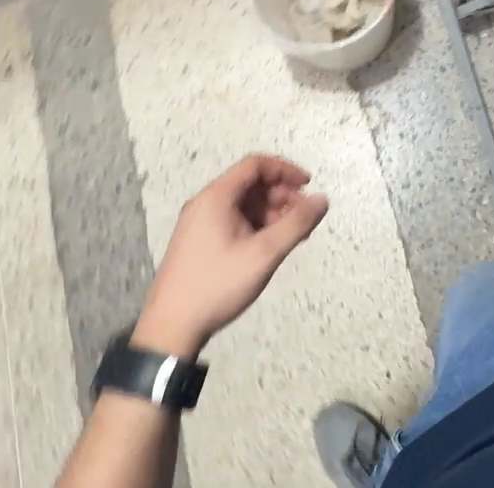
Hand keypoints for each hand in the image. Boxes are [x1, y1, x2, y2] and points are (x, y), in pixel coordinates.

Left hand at [133, 154, 328, 356]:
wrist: (170, 328)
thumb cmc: (218, 285)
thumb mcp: (264, 254)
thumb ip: (297, 224)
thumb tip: (323, 199)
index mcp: (216, 197)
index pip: (255, 165)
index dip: (285, 170)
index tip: (308, 186)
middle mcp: (205, 203)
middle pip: (250, 184)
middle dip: (281, 195)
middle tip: (304, 218)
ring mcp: (199, 223)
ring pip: (243, 204)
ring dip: (271, 212)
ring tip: (292, 235)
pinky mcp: (199, 242)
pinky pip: (233, 220)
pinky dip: (256, 226)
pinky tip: (270, 246)